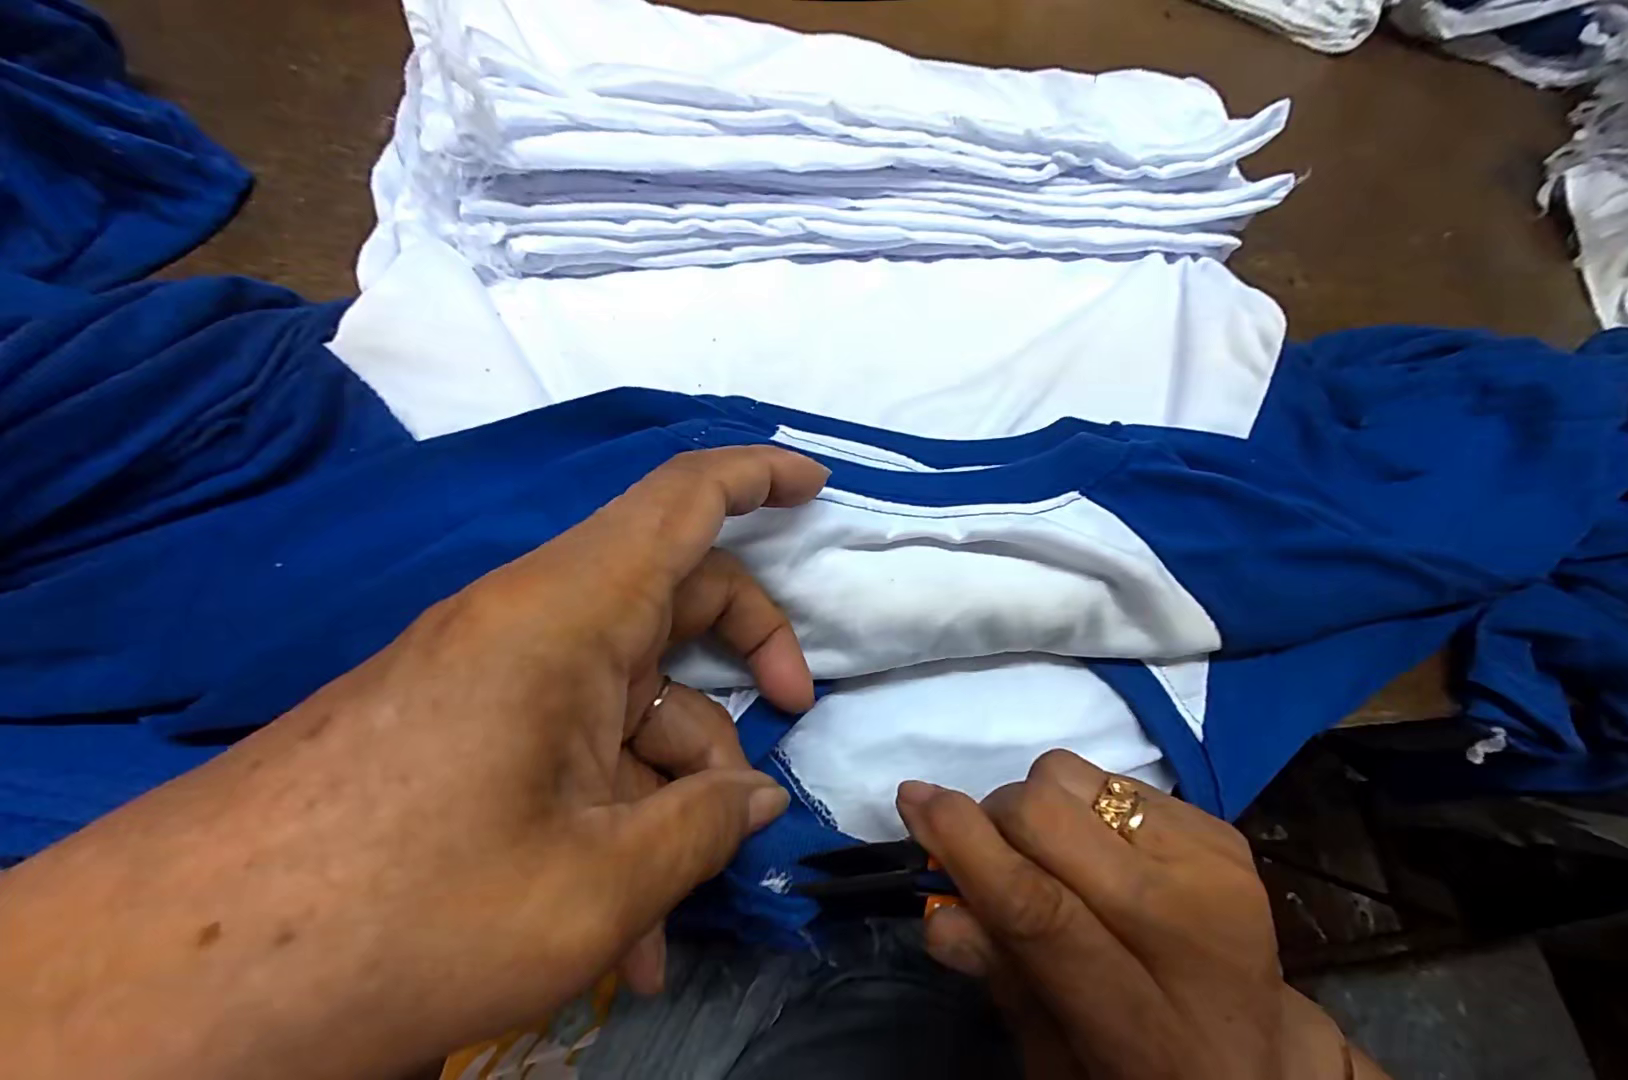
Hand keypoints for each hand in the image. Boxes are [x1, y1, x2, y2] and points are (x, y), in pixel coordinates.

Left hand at [0, 446, 827, 1079]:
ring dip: (683, 784)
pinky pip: (594, 749)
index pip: (678, 500)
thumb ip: (702, 830)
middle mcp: (544, 627)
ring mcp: (513, 680)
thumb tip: (759, 799)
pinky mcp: (487, 733)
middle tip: (794, 714)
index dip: (756, 475)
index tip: (815, 483)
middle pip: (685, 598)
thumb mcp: (585, 892)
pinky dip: (628, 818)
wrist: (136, 1000)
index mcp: (567, 617)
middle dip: (754, 652)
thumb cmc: (379, 922)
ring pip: (645, 697)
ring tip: (676, 908)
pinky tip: (630, 930)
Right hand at [897, 750, 1378, 1079]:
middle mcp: (1192, 927)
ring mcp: (1214, 865)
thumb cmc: (1138, 1066)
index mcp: (1148, 1024)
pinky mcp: (1221, 828)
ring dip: (1040, 804)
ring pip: (1074, 775)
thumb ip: (1000, 976)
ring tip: (1057, 853)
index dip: (967, 847)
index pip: (1040, 911)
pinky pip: (1112, 775)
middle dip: (997, 817)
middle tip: (993, 848)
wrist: (1256, 1046)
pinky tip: (1104, 851)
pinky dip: (1085, 804)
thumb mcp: (1056, 1057)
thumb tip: (937, 909)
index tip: (913, 799)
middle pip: (1050, 817)